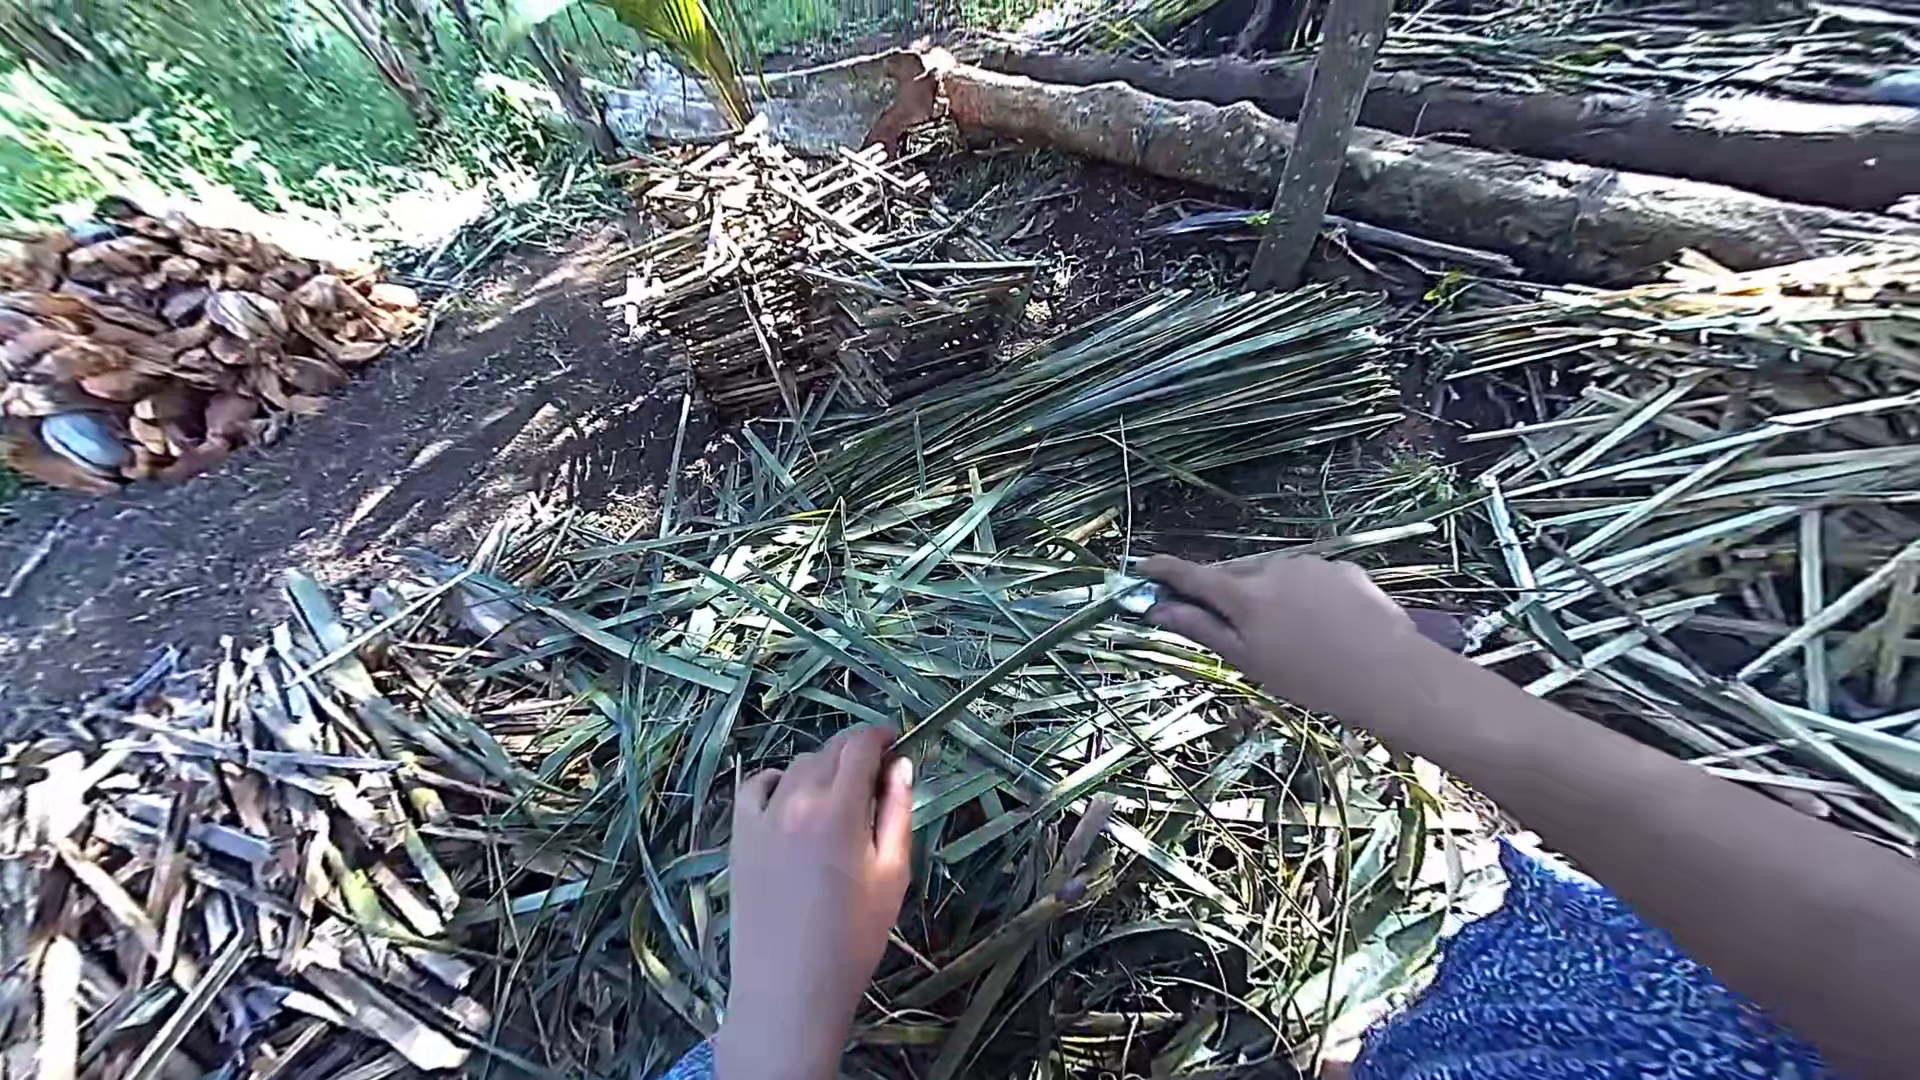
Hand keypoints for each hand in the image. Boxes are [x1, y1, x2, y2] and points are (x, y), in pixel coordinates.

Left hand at [716, 724, 914, 1079]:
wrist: (788, 993)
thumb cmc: (853, 937)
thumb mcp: (892, 873)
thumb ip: (898, 810)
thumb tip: (900, 764)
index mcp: (840, 809)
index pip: (859, 746)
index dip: (879, 735)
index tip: (893, 741)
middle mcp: (798, 800)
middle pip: (830, 750)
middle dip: (856, 750)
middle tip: (874, 774)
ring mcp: (764, 816)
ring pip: (799, 765)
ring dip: (824, 766)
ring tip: (839, 793)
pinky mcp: (741, 835)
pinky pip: (757, 786)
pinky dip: (778, 780)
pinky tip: (791, 795)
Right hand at [1139, 554, 1432, 718]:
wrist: (1395, 676)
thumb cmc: (1309, 677)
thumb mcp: (1247, 658)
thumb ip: (1200, 627)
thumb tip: (1156, 609)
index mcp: (1243, 593)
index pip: (1191, 574)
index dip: (1163, 569)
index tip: (1143, 566)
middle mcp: (1271, 567)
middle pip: (1231, 574)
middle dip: (1222, 591)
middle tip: (1230, 623)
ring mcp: (1309, 563)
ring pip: (1269, 573)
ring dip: (1263, 591)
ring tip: (1286, 630)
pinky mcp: (1341, 567)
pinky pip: (1305, 575)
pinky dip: (1300, 592)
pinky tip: (1321, 621)